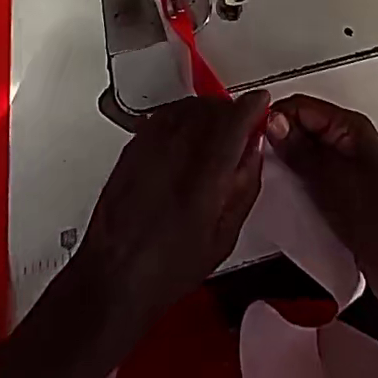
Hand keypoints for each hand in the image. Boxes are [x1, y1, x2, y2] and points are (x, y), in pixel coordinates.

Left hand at [73, 92, 269, 326]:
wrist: (116, 273)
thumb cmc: (167, 264)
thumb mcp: (224, 235)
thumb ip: (244, 185)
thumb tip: (253, 151)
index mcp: (205, 173)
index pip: (235, 119)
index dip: (253, 106)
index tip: (261, 104)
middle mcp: (176, 150)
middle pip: (212, 107)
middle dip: (232, 111)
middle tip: (243, 125)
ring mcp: (151, 143)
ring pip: (188, 105)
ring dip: (207, 111)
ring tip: (216, 132)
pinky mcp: (134, 144)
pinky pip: (165, 114)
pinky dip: (183, 116)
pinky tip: (187, 135)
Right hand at [271, 96, 377, 377]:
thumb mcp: (334, 184)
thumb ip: (300, 151)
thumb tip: (272, 122)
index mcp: (352, 129)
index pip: (301, 106)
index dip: (274, 117)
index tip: (249, 135)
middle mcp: (350, 143)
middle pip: (302, 128)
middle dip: (277, 140)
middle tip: (252, 159)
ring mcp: (347, 170)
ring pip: (304, 155)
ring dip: (286, 165)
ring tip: (264, 178)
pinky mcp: (345, 194)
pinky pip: (312, 179)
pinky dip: (296, 185)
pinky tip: (283, 198)